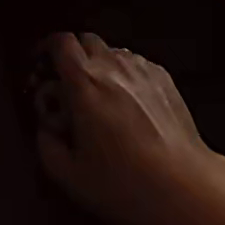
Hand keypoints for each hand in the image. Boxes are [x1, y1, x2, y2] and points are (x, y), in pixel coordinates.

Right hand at [37, 33, 224, 224]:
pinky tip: (130, 104)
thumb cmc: (126, 183)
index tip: (43, 61)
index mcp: (84, 83)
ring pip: (112, 50)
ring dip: (101, 64)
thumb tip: (44, 132)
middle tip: (71, 83)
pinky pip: (136, 62)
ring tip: (102, 96)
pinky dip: (126, 73)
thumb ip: (47, 148)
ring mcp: (139, 67)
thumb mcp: (71, 177)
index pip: (60, 42)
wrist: (181, 185)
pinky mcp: (162, 75)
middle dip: (74, 55)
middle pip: (85, 39)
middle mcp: (112, 66)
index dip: (48, 46)